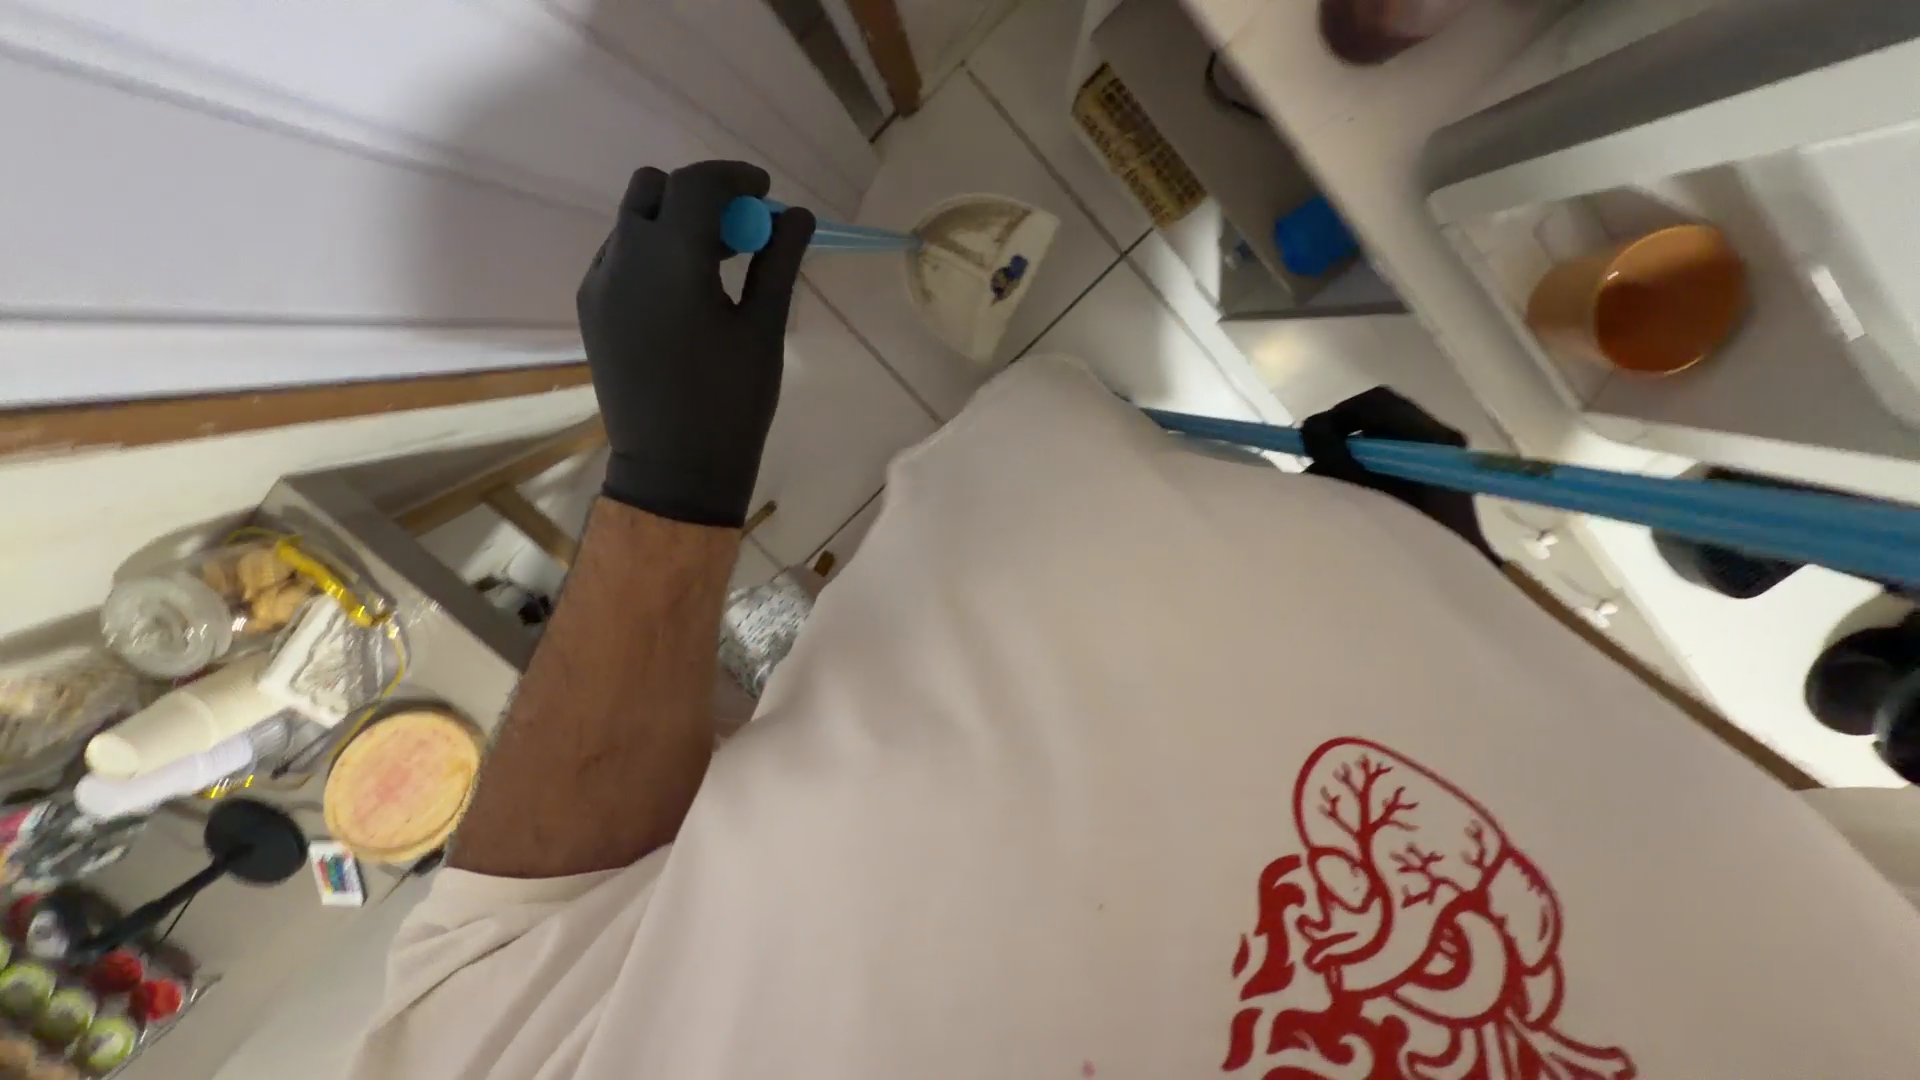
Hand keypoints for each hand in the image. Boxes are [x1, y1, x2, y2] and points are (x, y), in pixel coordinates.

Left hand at [577, 161, 815, 526]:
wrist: (674, 469)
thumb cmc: (732, 404)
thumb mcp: (763, 332)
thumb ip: (779, 263)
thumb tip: (797, 216)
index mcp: (673, 261)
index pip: (699, 184)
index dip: (736, 178)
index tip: (766, 195)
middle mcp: (624, 259)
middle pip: (656, 190)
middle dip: (701, 197)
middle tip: (741, 236)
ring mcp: (599, 284)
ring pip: (633, 221)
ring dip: (675, 224)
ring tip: (715, 269)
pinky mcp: (591, 310)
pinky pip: (619, 256)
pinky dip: (653, 254)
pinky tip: (682, 298)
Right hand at [1300, 387, 1495, 561]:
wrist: (1449, 578)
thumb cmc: (1402, 531)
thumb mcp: (1357, 486)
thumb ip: (1331, 450)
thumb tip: (1311, 425)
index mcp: (1428, 435)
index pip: (1375, 402)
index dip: (1337, 416)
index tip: (1313, 441)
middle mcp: (1438, 441)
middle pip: (1376, 424)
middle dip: (1340, 444)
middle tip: (1318, 470)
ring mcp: (1436, 463)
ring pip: (1380, 446)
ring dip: (1348, 464)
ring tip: (1332, 494)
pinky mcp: (1432, 484)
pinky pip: (1390, 467)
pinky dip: (1365, 478)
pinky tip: (1354, 504)